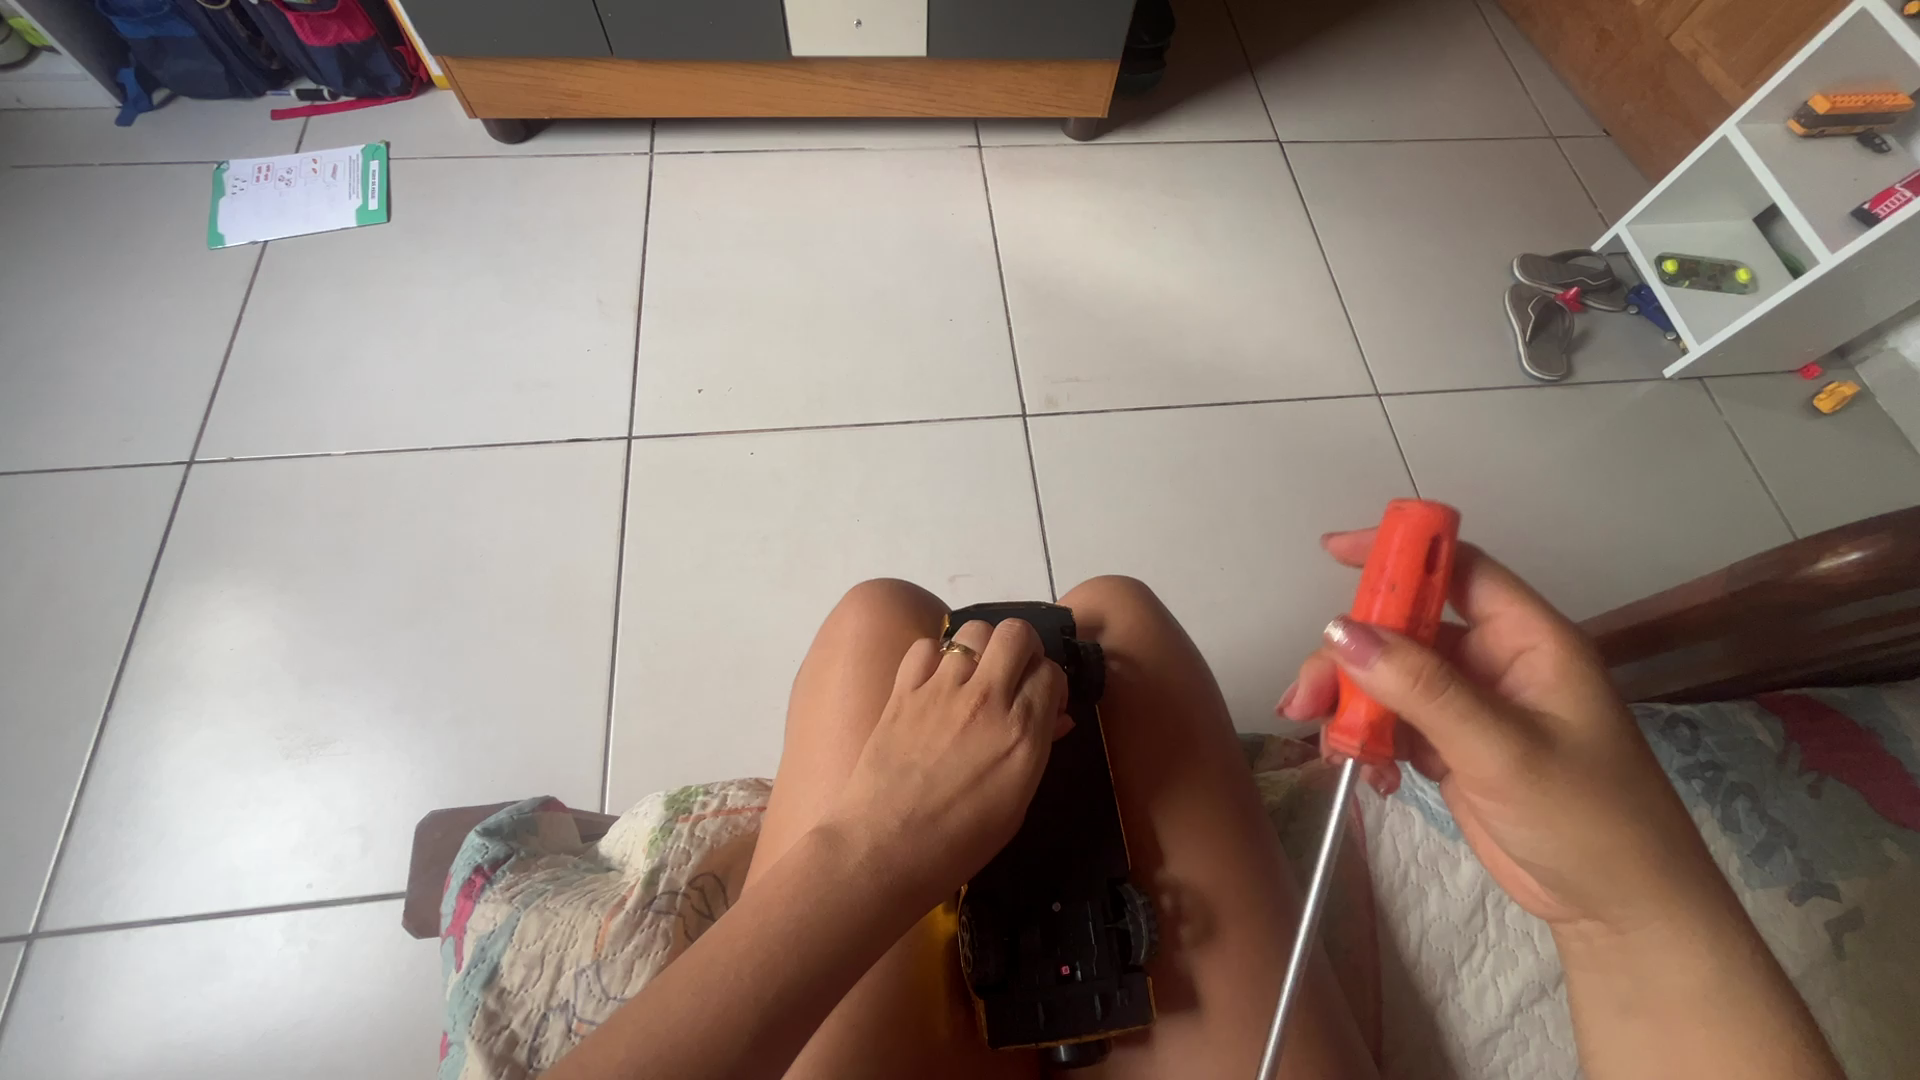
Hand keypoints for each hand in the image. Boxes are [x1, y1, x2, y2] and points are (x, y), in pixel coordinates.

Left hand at [824, 618, 1070, 906]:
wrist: (885, 850)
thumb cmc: (960, 841)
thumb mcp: (1016, 803)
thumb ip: (1038, 749)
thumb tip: (1057, 717)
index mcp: (1022, 733)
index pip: (1050, 673)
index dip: (1051, 683)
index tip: (1043, 699)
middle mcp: (986, 700)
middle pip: (1016, 633)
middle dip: (1024, 648)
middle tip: (1015, 673)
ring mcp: (941, 690)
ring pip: (973, 631)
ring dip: (982, 647)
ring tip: (976, 673)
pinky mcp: (903, 690)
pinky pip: (925, 646)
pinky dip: (935, 656)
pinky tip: (935, 679)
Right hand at [1280, 529, 1730, 937]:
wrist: (1619, 914)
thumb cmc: (1588, 821)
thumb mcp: (1502, 749)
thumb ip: (1420, 687)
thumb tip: (1338, 631)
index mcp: (1527, 641)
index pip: (1457, 569)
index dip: (1399, 552)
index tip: (1331, 552)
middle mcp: (1492, 662)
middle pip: (1400, 629)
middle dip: (1347, 656)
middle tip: (1307, 698)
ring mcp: (1467, 704)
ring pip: (1384, 676)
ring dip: (1346, 702)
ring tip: (1327, 742)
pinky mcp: (1447, 743)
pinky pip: (1388, 719)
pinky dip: (1364, 738)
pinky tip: (1363, 770)